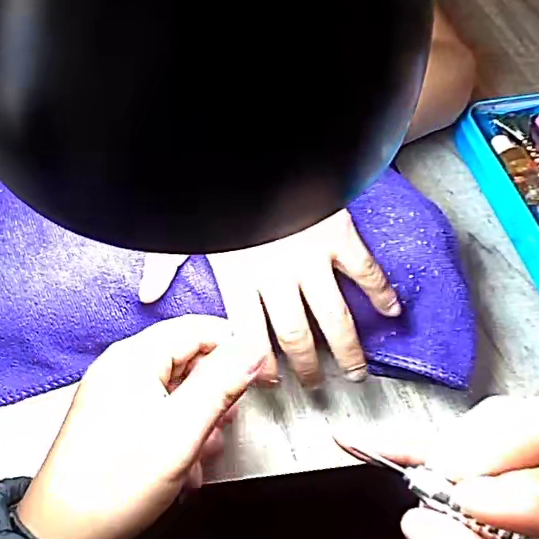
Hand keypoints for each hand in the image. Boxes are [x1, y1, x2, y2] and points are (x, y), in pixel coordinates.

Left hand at [17, 316, 258, 538]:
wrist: (67, 531)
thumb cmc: (118, 479)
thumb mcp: (182, 429)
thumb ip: (220, 383)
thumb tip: (251, 345)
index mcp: (133, 356)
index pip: (195, 328)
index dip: (235, 346)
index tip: (265, 375)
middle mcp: (121, 367)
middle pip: (187, 359)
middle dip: (215, 395)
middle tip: (222, 428)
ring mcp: (116, 394)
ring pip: (179, 392)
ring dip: (199, 424)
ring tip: (195, 458)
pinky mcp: (116, 421)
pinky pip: (162, 415)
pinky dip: (180, 438)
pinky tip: (181, 471)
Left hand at [140, 210, 400, 387]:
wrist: (254, 152)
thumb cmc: (215, 193)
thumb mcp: (184, 231)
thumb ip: (165, 265)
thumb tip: (147, 295)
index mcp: (236, 276)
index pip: (249, 332)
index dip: (261, 361)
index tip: (270, 381)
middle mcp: (274, 275)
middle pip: (295, 333)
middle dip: (307, 364)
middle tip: (317, 385)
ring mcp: (310, 257)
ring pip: (333, 315)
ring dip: (347, 347)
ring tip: (355, 370)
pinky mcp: (337, 236)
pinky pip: (365, 271)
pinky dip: (381, 293)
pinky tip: (391, 311)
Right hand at [372, 384, 538, 538]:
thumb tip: (428, 530)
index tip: (482, 509)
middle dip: (514, 440)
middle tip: (455, 477)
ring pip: (531, 413)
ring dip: (471, 443)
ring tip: (435, 485)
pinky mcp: (522, 462)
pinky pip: (473, 432)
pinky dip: (421, 442)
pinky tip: (380, 449)